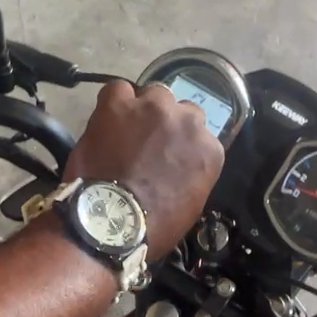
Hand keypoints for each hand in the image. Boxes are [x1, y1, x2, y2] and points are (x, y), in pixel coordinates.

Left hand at [64, 82, 222, 257]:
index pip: (200, 136)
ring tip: (126, 131)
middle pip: (180, 110)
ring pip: (153, 95)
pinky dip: (114, 103)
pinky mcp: (118, 105)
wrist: (110, 222)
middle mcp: (187, 121)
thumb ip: (192, 175)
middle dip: (166, 125)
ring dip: (143, 110)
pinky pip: (118, 90)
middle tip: (147, 145)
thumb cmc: (153, 226)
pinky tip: (107, 119)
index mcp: (209, 149)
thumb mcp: (190, 206)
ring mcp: (152, 109)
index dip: (181, 146)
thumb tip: (179, 169)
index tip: (168, 158)